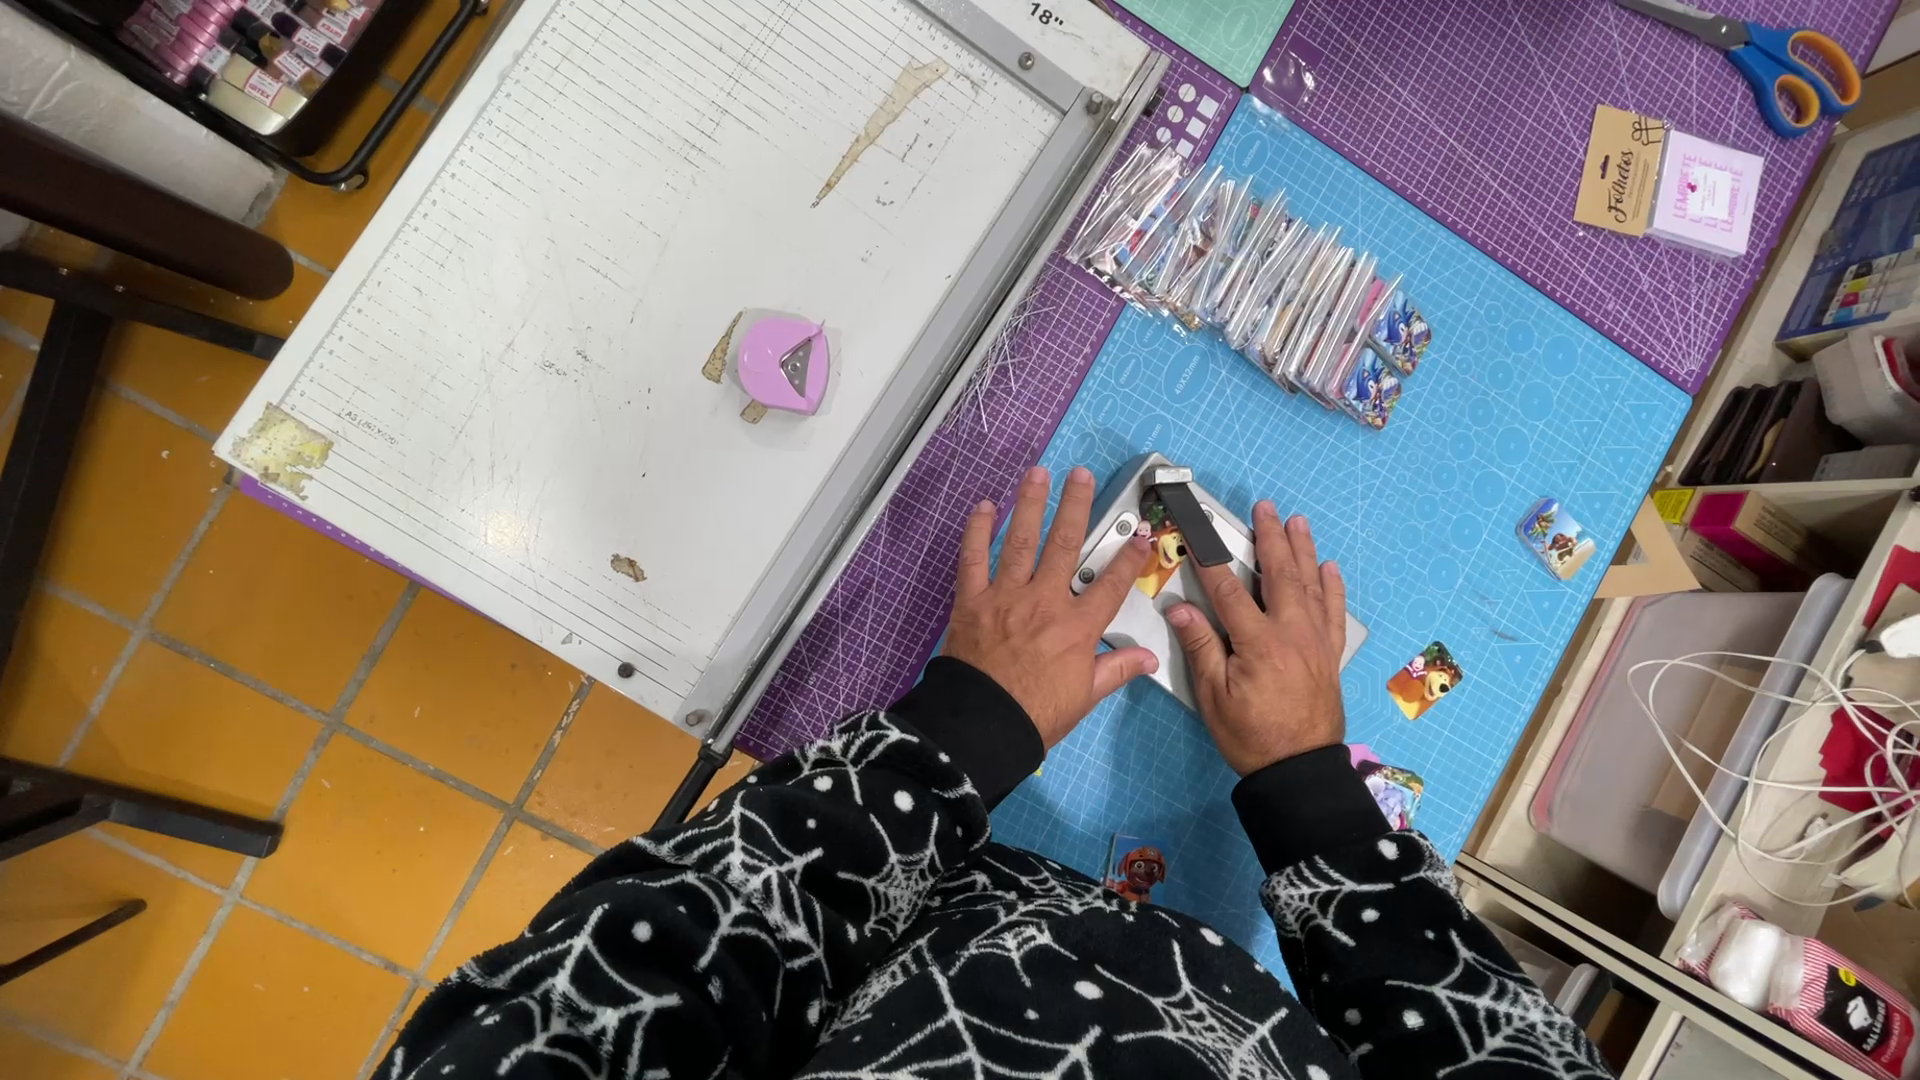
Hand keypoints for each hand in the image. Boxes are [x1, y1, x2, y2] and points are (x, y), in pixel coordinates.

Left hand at [943, 465, 1157, 747]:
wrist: (981, 726)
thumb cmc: (1036, 715)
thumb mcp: (1084, 697)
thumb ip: (1115, 670)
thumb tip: (1148, 657)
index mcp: (1076, 627)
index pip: (1112, 584)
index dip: (1130, 557)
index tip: (1143, 533)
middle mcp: (1044, 601)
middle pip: (1065, 545)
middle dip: (1076, 506)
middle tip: (1082, 475)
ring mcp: (1005, 596)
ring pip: (1021, 541)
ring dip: (1030, 504)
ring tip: (1038, 473)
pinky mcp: (971, 600)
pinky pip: (973, 558)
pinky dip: (976, 530)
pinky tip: (983, 505)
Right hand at [1168, 504, 1347, 775]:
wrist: (1300, 770)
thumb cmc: (1249, 735)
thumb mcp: (1213, 697)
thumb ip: (1200, 648)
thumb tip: (1180, 609)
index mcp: (1258, 642)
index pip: (1228, 590)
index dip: (1210, 559)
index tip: (1198, 532)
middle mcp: (1292, 633)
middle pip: (1281, 575)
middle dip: (1270, 538)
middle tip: (1266, 508)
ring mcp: (1315, 642)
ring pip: (1312, 586)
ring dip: (1304, 551)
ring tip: (1298, 522)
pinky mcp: (1329, 655)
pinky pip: (1334, 613)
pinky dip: (1334, 588)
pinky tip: (1331, 569)